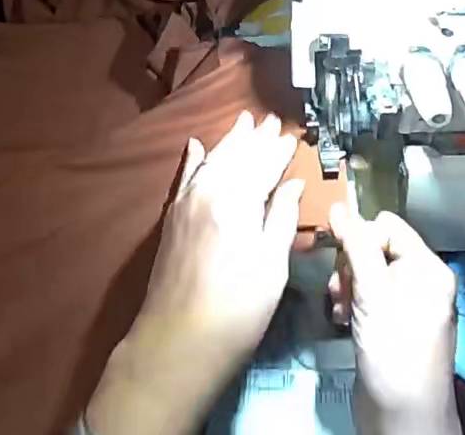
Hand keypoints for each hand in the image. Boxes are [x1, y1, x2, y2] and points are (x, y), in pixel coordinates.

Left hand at [86, 113, 304, 434]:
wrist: (174, 347)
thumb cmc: (235, 312)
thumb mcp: (271, 268)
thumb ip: (281, 219)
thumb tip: (293, 185)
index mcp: (238, 202)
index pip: (264, 165)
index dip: (279, 150)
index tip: (291, 134)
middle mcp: (210, 191)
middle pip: (237, 156)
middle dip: (256, 137)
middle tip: (271, 119)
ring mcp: (186, 202)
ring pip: (213, 159)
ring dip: (230, 140)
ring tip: (244, 121)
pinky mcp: (172, 217)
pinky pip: (185, 176)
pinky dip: (194, 159)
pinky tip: (197, 145)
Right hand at [328, 204, 460, 434]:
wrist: (404, 423)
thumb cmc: (394, 350)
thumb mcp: (373, 293)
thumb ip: (356, 246)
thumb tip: (338, 207)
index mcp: (429, 267)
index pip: (388, 226)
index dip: (361, 236)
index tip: (339, 254)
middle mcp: (422, 281)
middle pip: (376, 247)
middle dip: (351, 264)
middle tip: (339, 287)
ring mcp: (408, 304)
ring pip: (368, 272)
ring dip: (347, 284)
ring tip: (339, 306)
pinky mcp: (392, 325)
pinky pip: (368, 296)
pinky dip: (352, 303)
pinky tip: (342, 319)